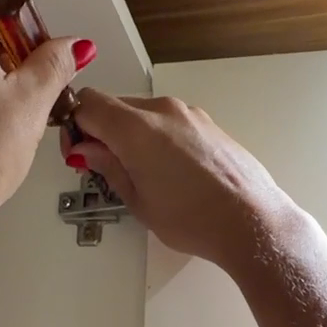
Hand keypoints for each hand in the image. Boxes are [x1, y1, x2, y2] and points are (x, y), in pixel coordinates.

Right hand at [64, 90, 305, 271]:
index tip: (76, 154)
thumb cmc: (194, 220)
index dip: (75, 127)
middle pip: (115, 106)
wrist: (251, 222)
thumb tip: (86, 150)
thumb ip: (109, 167)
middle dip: (100, 132)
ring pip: (142, 113)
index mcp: (137, 128)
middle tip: (103, 168)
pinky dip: (154, 137)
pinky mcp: (208, 123)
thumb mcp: (139, 201)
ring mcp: (189, 113)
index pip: (89, 104)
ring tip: (138, 175)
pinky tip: (166, 172)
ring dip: (128, 135)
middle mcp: (162, 110)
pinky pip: (168, 121)